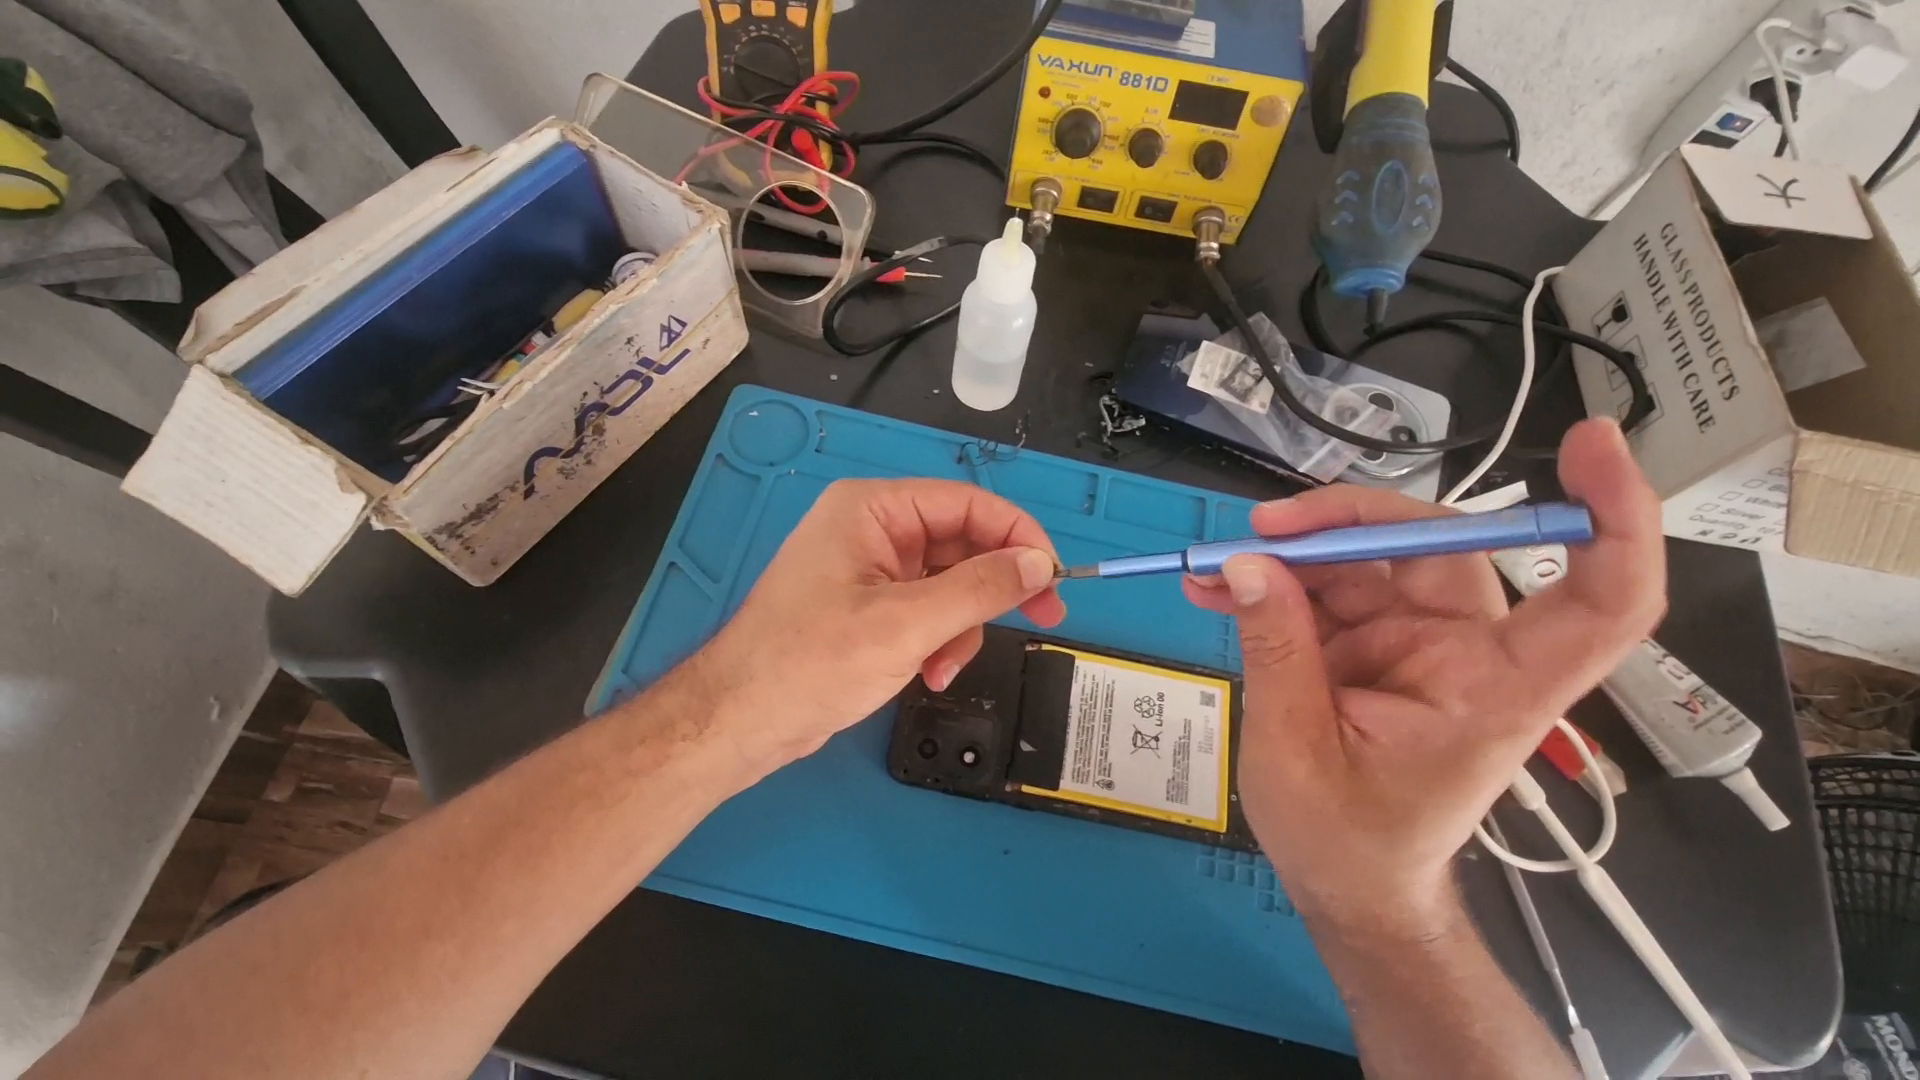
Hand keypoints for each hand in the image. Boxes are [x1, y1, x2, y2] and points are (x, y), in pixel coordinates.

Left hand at [695, 478, 1066, 772]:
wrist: (740, 722)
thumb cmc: (811, 663)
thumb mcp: (905, 625)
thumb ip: (979, 589)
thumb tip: (1039, 563)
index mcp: (873, 510)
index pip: (967, 504)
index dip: (1018, 536)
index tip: (1054, 577)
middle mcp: (874, 529)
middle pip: (962, 543)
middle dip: (991, 590)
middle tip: (1041, 618)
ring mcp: (870, 570)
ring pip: (951, 583)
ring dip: (962, 627)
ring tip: (945, 667)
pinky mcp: (870, 607)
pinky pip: (928, 611)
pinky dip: (940, 641)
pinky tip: (929, 674)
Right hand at [1183, 419, 1664, 934]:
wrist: (1343, 885)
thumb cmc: (1345, 841)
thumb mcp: (1296, 747)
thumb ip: (1277, 649)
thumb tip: (1247, 564)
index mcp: (1493, 689)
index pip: (1597, 601)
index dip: (1611, 518)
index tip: (1587, 444)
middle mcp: (1467, 652)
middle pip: (1435, 549)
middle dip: (1343, 525)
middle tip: (1259, 529)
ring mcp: (1417, 643)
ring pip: (1366, 562)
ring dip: (1286, 557)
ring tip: (1210, 572)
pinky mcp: (1372, 645)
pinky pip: (1326, 592)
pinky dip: (1272, 585)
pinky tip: (1217, 590)